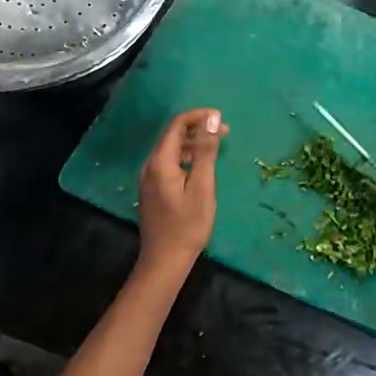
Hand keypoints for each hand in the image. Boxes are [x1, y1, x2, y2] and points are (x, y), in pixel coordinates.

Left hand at [136, 108, 226, 273]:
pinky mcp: (153, 188)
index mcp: (160, 162)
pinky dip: (187, 156)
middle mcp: (150, 165)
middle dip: (198, 127)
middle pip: (172, 135)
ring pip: (171, 149)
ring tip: (217, 145)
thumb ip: (205, 152)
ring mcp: (149, 178)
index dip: (198, 116)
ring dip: (193, 142)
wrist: (165, 259)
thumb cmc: (188, 225)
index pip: (176, 125)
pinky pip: (169, 162)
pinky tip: (202, 164)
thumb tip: (212, 121)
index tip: (221, 118)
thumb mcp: (202, 187)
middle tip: (225, 131)